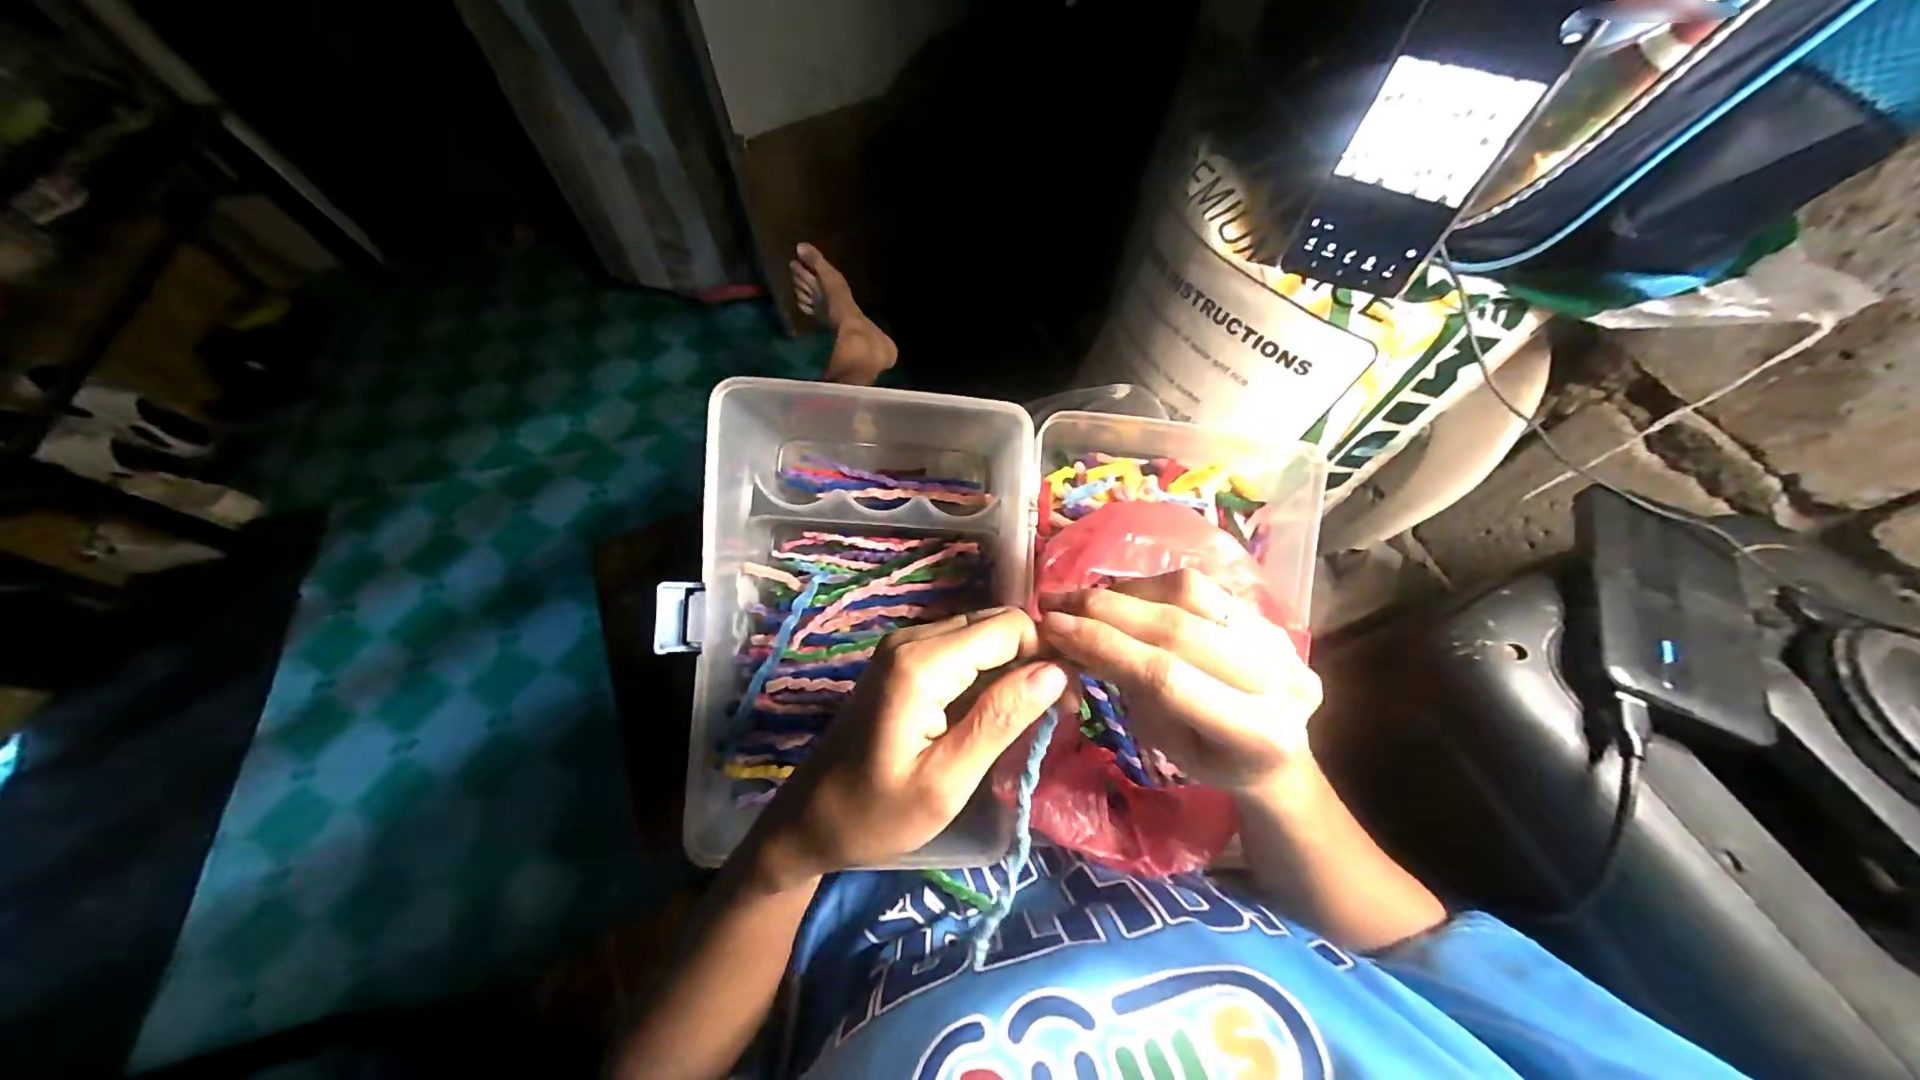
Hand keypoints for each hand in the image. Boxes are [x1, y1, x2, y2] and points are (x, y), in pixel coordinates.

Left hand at [747, 608, 1068, 884]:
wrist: (809, 818)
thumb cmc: (876, 814)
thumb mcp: (946, 781)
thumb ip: (1000, 720)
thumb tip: (1056, 671)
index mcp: (922, 663)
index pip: (1010, 627)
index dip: (1047, 658)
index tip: (1065, 708)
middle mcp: (912, 638)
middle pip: (997, 625)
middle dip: (1034, 662)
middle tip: (1049, 718)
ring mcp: (904, 646)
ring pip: (982, 635)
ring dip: (1013, 670)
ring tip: (1022, 722)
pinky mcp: (902, 660)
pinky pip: (961, 650)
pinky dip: (987, 674)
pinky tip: (990, 714)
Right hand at [1038, 569, 1321, 793]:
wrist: (1276, 754)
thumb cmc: (1211, 761)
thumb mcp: (1164, 742)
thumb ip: (1130, 687)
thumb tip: (1073, 635)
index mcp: (1255, 732)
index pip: (1165, 676)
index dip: (1103, 644)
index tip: (1051, 627)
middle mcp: (1279, 679)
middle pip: (1177, 628)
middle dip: (1104, 611)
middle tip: (1054, 602)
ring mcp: (1280, 641)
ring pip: (1190, 594)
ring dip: (1125, 592)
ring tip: (1084, 597)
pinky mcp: (1269, 615)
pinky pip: (1202, 586)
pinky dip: (1152, 586)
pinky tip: (1122, 594)